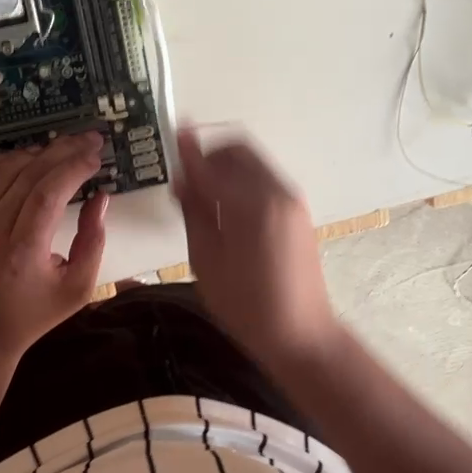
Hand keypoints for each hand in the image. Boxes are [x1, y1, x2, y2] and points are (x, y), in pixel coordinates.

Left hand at [0, 132, 107, 358]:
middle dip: (63, 151)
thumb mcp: (77, 288)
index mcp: (23, 250)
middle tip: (89, 139)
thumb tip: (101, 198)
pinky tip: (29, 156)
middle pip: (29, 174)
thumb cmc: (33, 314)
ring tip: (64, 147)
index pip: (49, 193)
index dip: (74, 168)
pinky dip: (6, 160)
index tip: (96, 156)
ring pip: (5, 169)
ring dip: (37, 152)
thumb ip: (92, 241)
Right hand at [173, 126, 338, 357]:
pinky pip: (263, 178)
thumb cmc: (246, 306)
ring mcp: (291, 200)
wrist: (302, 334)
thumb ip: (194, 211)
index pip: (211, 164)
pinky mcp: (297, 211)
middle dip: (208, 154)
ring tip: (202, 195)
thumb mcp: (206, 261)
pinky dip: (241, 180)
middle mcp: (276, 192)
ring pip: (252, 161)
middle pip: (237, 149)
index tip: (169, 138)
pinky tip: (225, 209)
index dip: (187, 152)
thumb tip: (182, 179)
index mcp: (251, 204)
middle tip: (184, 177)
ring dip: (225, 166)